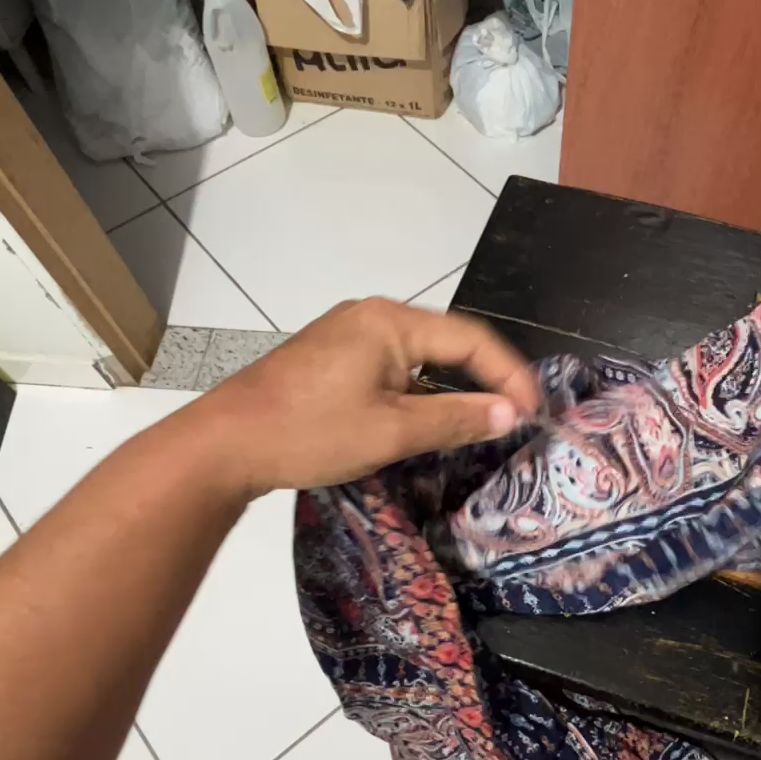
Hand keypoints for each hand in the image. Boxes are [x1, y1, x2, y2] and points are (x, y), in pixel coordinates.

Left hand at [180, 298, 543, 495]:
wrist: (225, 444)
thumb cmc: (311, 433)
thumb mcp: (391, 430)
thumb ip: (456, 418)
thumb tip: (511, 413)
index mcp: (390, 321)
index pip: (471, 338)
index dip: (509, 374)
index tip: (535, 412)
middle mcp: (372, 315)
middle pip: (447, 340)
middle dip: (485, 377)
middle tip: (514, 415)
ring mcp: (348, 334)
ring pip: (420, 355)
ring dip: (452, 385)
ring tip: (481, 420)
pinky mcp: (333, 357)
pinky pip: (393, 366)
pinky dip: (419, 390)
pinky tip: (428, 417)